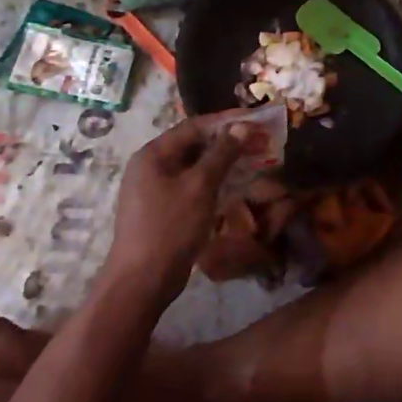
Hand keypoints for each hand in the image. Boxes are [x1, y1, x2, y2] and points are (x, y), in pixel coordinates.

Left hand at [105, 113, 249, 294]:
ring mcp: (154, 189)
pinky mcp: (163, 210)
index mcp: (153, 154)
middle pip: (193, 146)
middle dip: (227, 143)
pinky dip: (213, 183)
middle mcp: (151, 166)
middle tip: (259, 142)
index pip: (194, 126)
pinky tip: (235, 187)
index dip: (226, 121)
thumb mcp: (200, 187)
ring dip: (223, 164)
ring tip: (253, 162)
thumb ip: (221, 154)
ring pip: (194, 168)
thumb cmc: (170, 227)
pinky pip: (191, 187)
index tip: (256, 120)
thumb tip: (242, 126)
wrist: (143, 280)